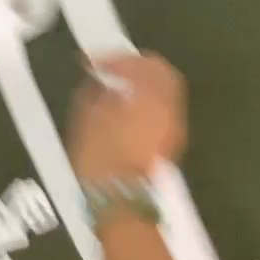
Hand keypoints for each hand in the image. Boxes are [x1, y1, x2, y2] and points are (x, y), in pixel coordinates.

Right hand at [67, 52, 186, 181]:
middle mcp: (167, 107)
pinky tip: (126, 105)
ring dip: (144, 81)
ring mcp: (172, 125)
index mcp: (148, 99)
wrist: (120, 200)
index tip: (92, 60)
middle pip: (161, 73)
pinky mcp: (169, 141)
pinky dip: (146, 99)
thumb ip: (94, 96)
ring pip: (164, 90)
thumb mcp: (87, 125)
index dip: (114, 58)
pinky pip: (162, 108)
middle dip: (138, 64)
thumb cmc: (100, 161)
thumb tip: (98, 81)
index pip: (138, 65)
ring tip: (118, 83)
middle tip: (113, 64)